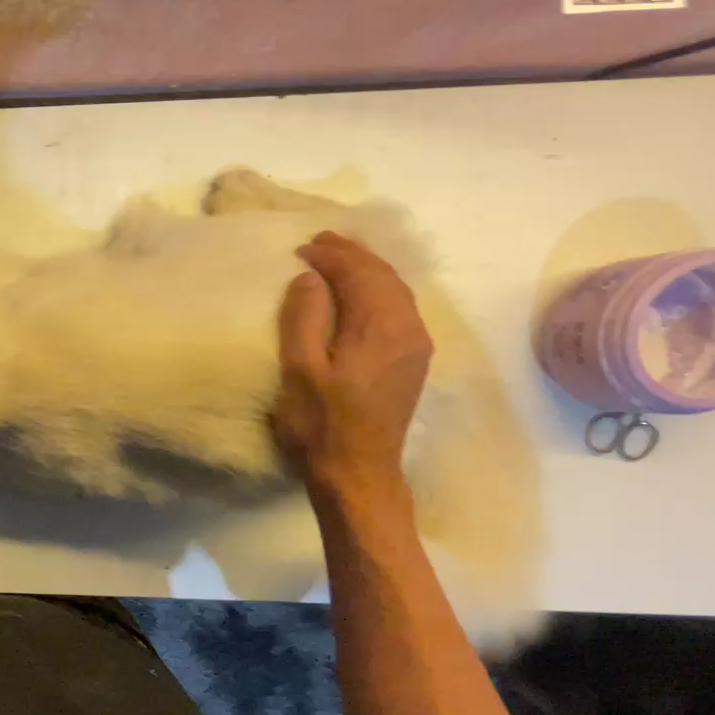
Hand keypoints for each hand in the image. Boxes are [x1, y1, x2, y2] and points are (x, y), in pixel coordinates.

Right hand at [272, 231, 433, 501]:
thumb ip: (305, 319)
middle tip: (321, 242)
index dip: (332, 256)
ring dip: (366, 272)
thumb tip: (310, 278)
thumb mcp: (299, 370)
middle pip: (385, 277)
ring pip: (395, 292)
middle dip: (354, 255)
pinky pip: (397, 310)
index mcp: (382, 327)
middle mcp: (409, 329)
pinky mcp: (410, 363)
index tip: (301, 247)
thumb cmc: (320, 424)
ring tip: (337, 262)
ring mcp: (414, 347)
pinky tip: (358, 297)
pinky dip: (375, 292)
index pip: (361, 274)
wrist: (357, 472)